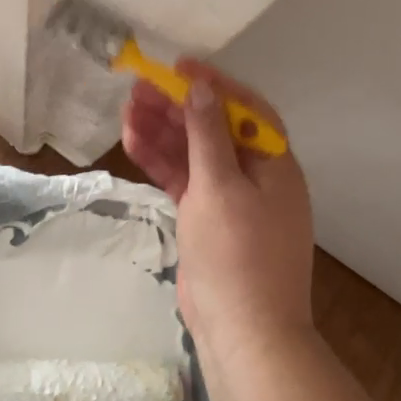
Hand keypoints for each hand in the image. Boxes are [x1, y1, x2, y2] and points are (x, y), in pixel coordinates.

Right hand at [122, 60, 316, 362]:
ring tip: (126, 110)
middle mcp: (255, 176)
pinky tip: (132, 142)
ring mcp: (230, 200)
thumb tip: (202, 88)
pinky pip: (184, 180)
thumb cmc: (238, 254)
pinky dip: (161, 161)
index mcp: (274, 164)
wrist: (243, 334)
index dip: (213, 85)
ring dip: (162, 131)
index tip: (177, 67)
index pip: (245, 110)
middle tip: (138, 88)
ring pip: (193, 154)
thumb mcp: (220, 186)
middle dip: (177, 107)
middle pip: (213, 129)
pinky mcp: (207, 220)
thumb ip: (207, 134)